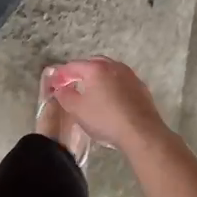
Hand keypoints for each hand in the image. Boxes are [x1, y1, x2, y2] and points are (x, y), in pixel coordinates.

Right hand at [47, 56, 172, 154]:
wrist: (142, 133)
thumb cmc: (106, 119)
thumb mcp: (77, 110)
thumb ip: (65, 95)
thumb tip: (60, 88)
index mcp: (96, 68)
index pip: (73, 66)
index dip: (61, 75)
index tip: (54, 84)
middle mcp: (113, 66)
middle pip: (92, 64)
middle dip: (80, 72)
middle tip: (72, 84)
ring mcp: (130, 75)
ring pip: (109, 71)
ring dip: (98, 78)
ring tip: (92, 91)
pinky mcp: (141, 88)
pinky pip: (121, 81)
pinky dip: (112, 86)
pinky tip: (111, 100)